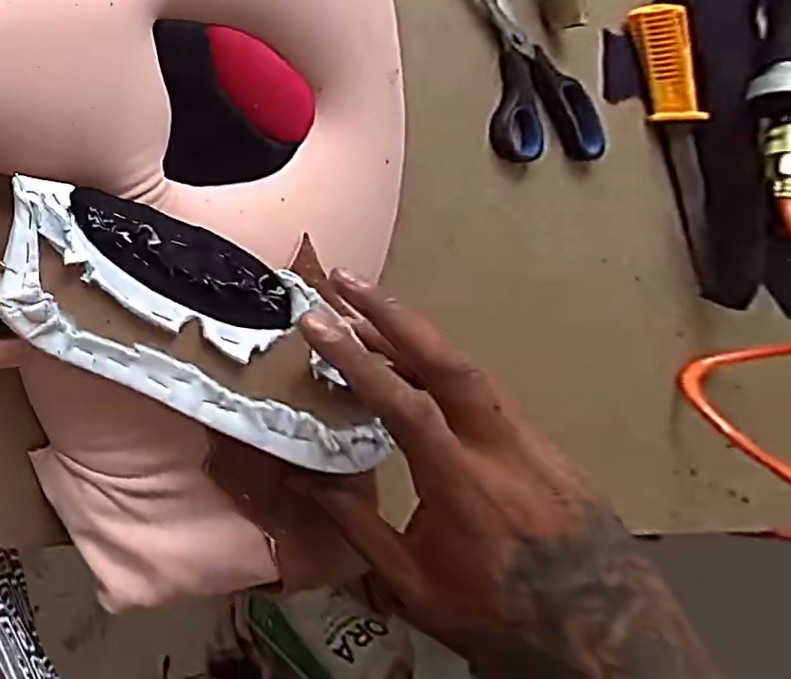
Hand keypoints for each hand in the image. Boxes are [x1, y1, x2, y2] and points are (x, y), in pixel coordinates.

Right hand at [295, 270, 717, 678]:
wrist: (624, 657)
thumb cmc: (504, 622)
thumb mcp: (415, 587)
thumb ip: (354, 525)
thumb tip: (297, 477)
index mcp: (469, 489)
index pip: (407, 406)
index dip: (356, 359)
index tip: (315, 323)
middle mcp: (509, 458)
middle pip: (454, 367)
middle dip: (396, 316)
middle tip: (346, 280)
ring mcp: (537, 453)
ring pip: (472, 374)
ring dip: (413, 335)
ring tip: (361, 311)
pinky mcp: (548, 455)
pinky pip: (486, 396)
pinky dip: (438, 368)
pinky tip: (407, 365)